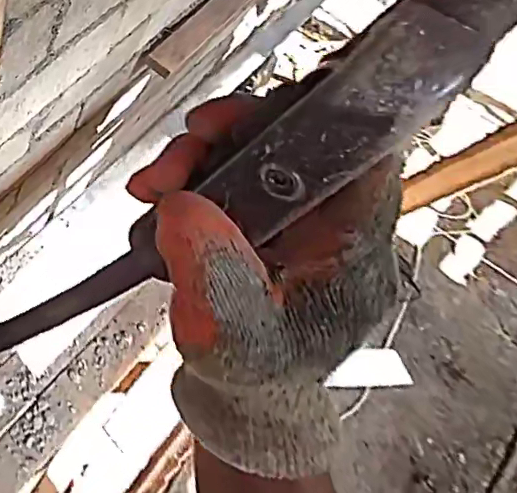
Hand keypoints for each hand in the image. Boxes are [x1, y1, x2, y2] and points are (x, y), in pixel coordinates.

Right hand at [126, 93, 400, 479]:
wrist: (244, 397)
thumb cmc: (257, 377)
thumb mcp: (232, 335)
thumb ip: (211, 273)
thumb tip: (182, 204)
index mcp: (349, 247)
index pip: (359, 155)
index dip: (309, 119)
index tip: (248, 120)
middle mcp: (326, 220)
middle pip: (288, 136)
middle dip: (223, 134)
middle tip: (179, 156)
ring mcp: (290, 212)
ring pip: (248, 143)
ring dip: (195, 152)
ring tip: (156, 182)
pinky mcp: (256, 210)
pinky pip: (224, 164)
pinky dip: (187, 168)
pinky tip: (160, 190)